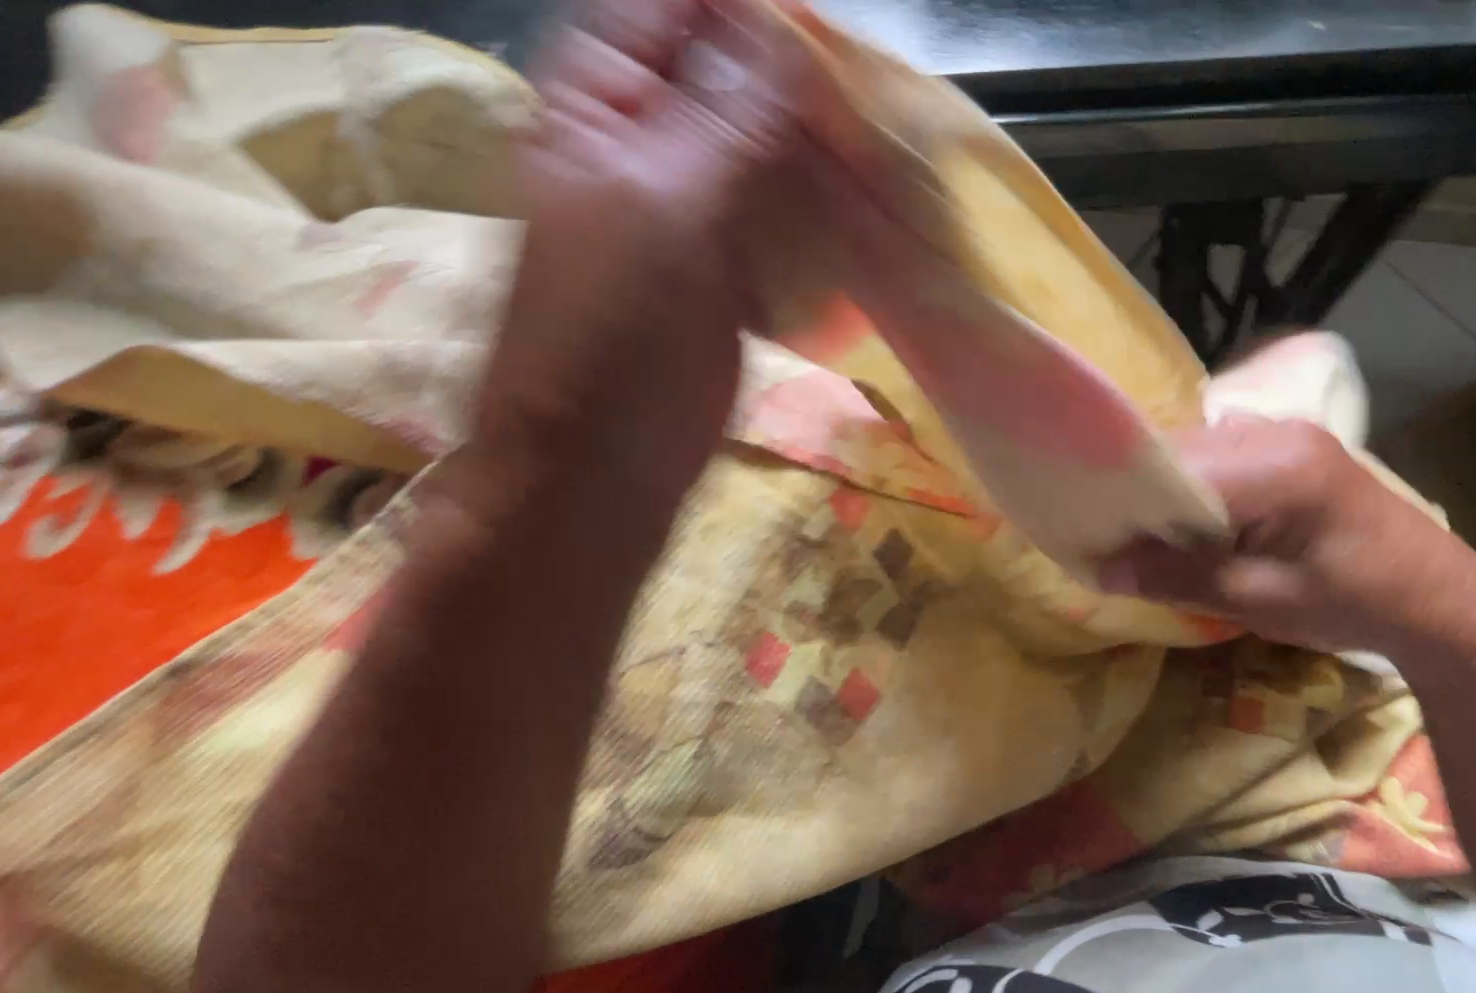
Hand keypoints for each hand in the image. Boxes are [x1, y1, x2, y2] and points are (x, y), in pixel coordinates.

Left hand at [471, 0, 835, 515]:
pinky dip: (819, 218)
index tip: (810, 22)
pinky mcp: (729, 272)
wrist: (606, 463)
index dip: (729, 9)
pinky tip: (862, 216)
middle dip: (789, 82)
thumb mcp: (665, 208)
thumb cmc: (613, 334)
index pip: (659, 16)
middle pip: (722, 83)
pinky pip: (780, 224)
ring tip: (877, 149)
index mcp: (597, 115)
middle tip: (861, 92)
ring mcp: (692, 216)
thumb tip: (775, 31)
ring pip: (760, 156)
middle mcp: (644, 153)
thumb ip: (723, 118)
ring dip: (816, 153)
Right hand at [1098, 415, 1475, 667]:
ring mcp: (1278, 433)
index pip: (1171, 469)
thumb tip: (1100, 569)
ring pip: (1188, 455)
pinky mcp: (1280, 449)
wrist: (1438, 599)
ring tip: (1129, 539)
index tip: (1083, 538)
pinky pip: (1211, 461)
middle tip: (1098, 542)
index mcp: (1275, 464)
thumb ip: (1179, 576)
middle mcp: (1272, 430)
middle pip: (1174, 453)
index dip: (1121, 503)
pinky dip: (1183, 492)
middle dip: (1133, 498)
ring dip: (1156, 496)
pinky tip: (1172, 526)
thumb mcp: (1263, 600)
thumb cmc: (1357, 603)